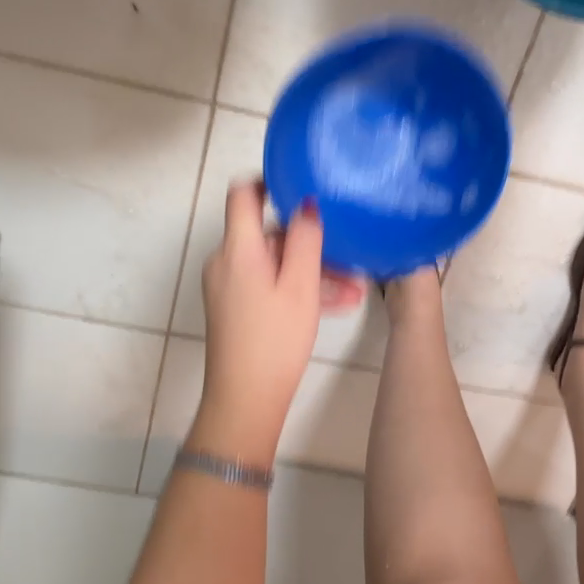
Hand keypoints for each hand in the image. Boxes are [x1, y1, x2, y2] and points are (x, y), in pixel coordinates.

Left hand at [197, 182, 359, 449]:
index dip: (270, 182)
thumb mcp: (300, 287)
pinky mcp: (235, 308)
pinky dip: (297, 290)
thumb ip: (304, 239)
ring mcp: (229, 286)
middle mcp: (227, 261)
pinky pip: (269, 285)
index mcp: (238, 249)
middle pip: (267, 234)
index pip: (243, 194)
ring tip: (356, 288)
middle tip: (348, 251)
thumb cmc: (275, 340)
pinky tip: (339, 305)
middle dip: (308, 240)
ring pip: (274, 264)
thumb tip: (306, 202)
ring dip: (312, 271)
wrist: (244, 402)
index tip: (302, 184)